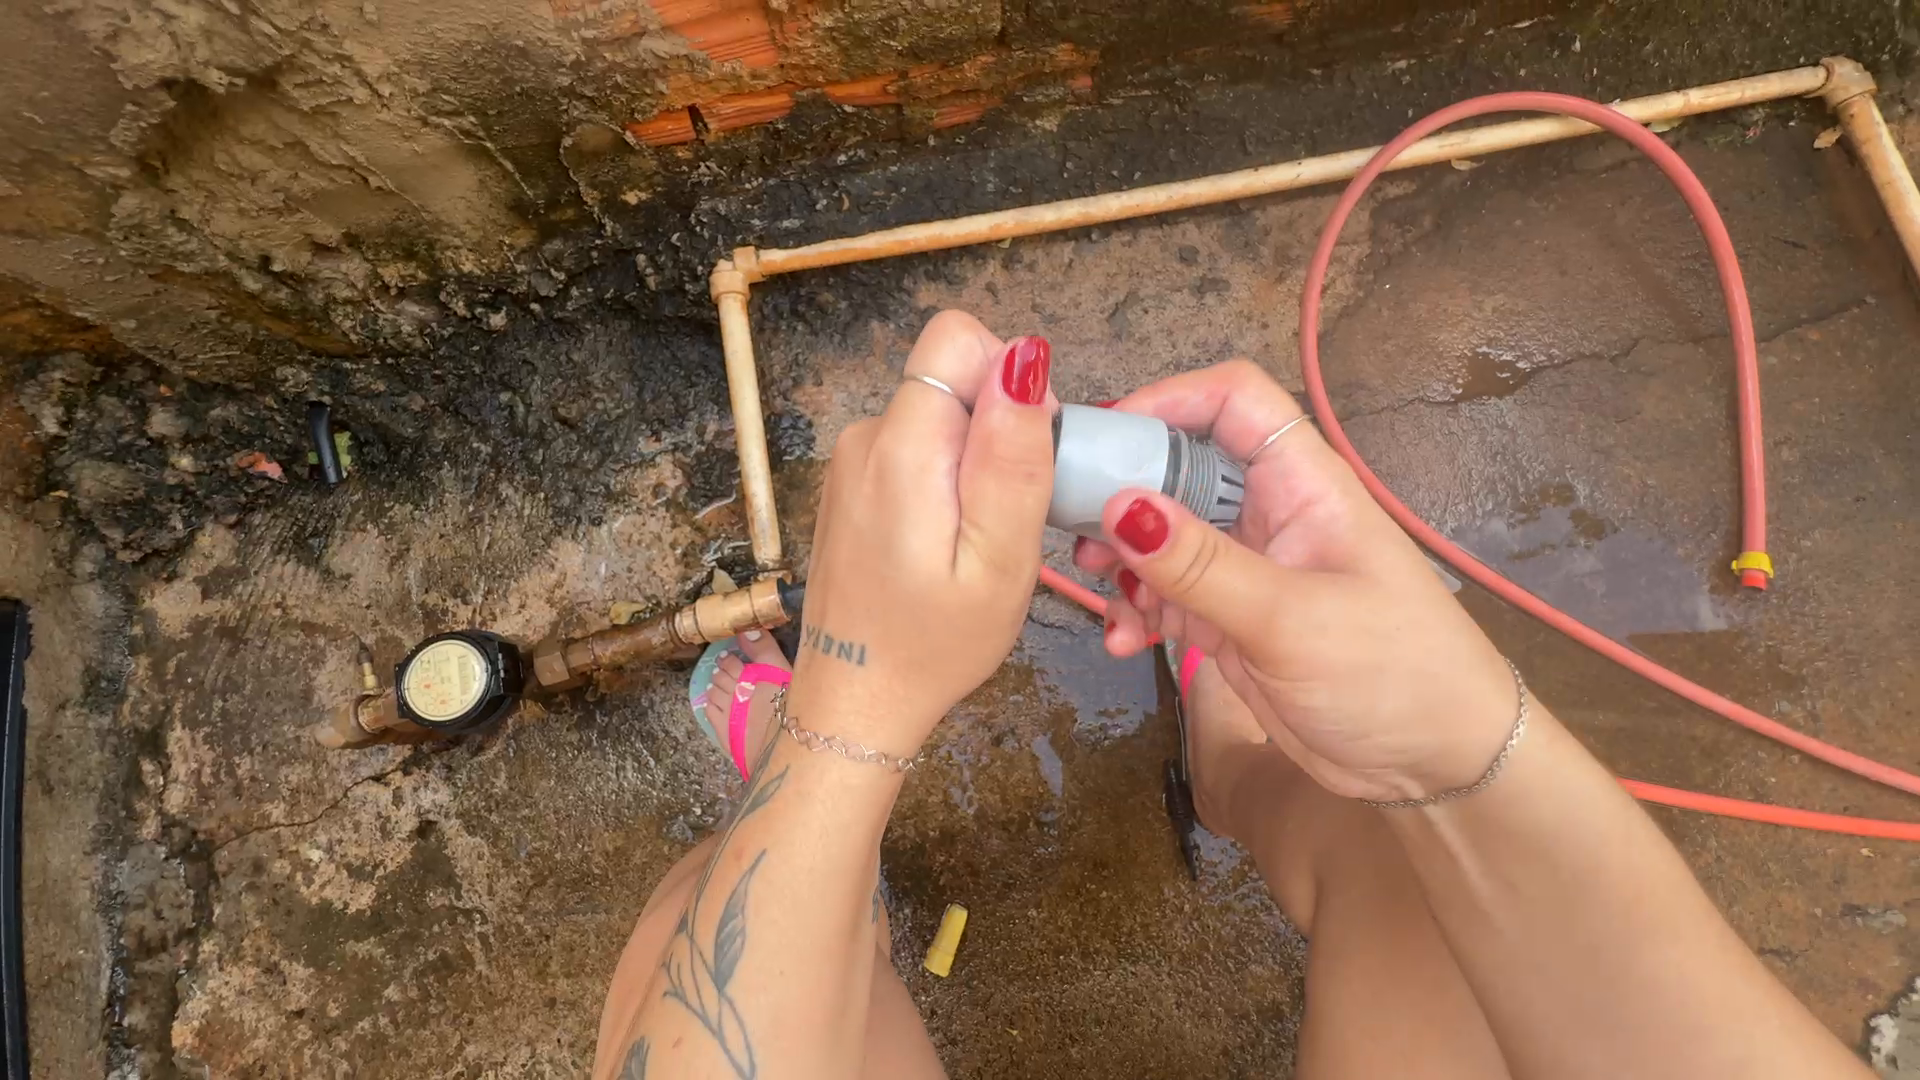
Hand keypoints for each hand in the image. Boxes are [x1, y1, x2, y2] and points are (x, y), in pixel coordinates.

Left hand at [789, 310, 1055, 755]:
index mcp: (901, 445)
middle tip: (1002, 517)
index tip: (1021, 456)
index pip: (958, 338)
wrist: (855, 699)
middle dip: (995, 429)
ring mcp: (850, 461)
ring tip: (971, 540)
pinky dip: (941, 481)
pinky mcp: (849, 485)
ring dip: (971, 462)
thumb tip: (1025, 354)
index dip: (1008, 380)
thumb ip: (1012, 455)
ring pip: (936, 417)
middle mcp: (864, 437)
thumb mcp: (1000, 559)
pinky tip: (940, 543)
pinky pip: (912, 450)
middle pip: (951, 379)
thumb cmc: (937, 642)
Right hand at [1075, 360, 1516, 802]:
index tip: (1104, 436)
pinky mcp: (1223, 616)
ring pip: (1160, 536)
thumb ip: (1201, 565)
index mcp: (1301, 484)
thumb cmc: (1390, 675)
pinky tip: (1124, 641)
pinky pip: (1162, 595)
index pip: (1232, 402)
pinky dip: (1136, 612)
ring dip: (1122, 560)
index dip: (1168, 400)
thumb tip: (1119, 507)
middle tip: (1078, 529)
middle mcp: (1265, 513)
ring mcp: (1241, 567)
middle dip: (1123, 494)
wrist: (1430, 767)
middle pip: (1178, 468)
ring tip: (1100, 589)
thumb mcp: (1290, 617)